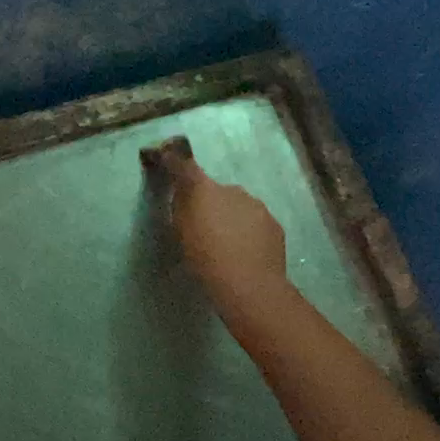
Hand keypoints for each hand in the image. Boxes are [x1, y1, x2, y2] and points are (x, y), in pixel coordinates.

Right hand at [141, 137, 288, 311]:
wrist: (249, 285)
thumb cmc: (206, 259)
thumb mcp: (181, 233)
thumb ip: (181, 207)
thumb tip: (182, 192)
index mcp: (204, 189)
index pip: (185, 165)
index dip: (174, 159)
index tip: (166, 155)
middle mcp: (232, 189)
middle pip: (216, 190)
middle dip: (211, 203)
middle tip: (204, 228)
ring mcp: (256, 205)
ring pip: (239, 206)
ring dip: (232, 217)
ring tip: (227, 245)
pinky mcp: (274, 224)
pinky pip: (256, 222)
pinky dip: (249, 231)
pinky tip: (246, 252)